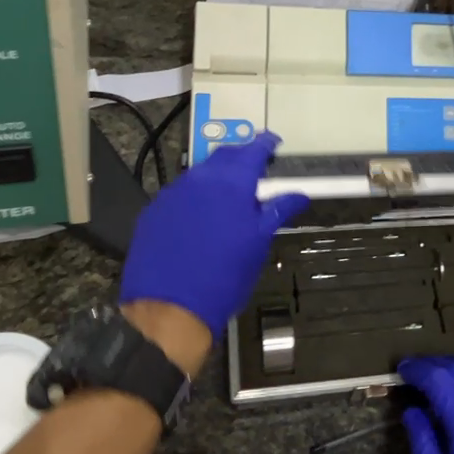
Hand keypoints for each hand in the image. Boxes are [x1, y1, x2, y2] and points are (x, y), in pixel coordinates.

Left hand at [119, 131, 307, 335]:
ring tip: (229, 195)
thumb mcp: (259, 243)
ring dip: (217, 178)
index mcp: (232, 182)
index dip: (266, 144)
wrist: (169, 309)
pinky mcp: (153, 211)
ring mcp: (173, 193)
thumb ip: (278, 212)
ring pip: (200, 174)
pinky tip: (200, 216)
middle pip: (225, 156)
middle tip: (255, 169)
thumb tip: (299, 195)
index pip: (253, 150)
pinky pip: (180, 193)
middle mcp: (201, 179)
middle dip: (241, 157)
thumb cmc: (225, 275)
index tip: (274, 144)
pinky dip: (195, 196)